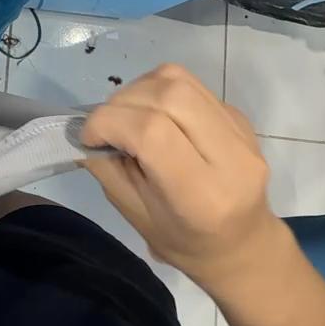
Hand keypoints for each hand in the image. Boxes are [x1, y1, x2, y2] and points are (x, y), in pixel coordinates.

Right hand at [82, 63, 277, 280]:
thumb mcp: (133, 213)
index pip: (151, 132)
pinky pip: (191, 85)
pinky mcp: (240, 118)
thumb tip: (82, 129)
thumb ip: (106, 167)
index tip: (89, 138)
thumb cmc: (182, 241)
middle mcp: (231, 159)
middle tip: (107, 124)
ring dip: (139, 89)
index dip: (108, 122)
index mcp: (202, 196)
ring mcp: (241, 134)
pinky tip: (152, 114)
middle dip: (122, 101)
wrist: (242, 245)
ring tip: (127, 114)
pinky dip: (158, 91)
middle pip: (169, 96)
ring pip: (179, 81)